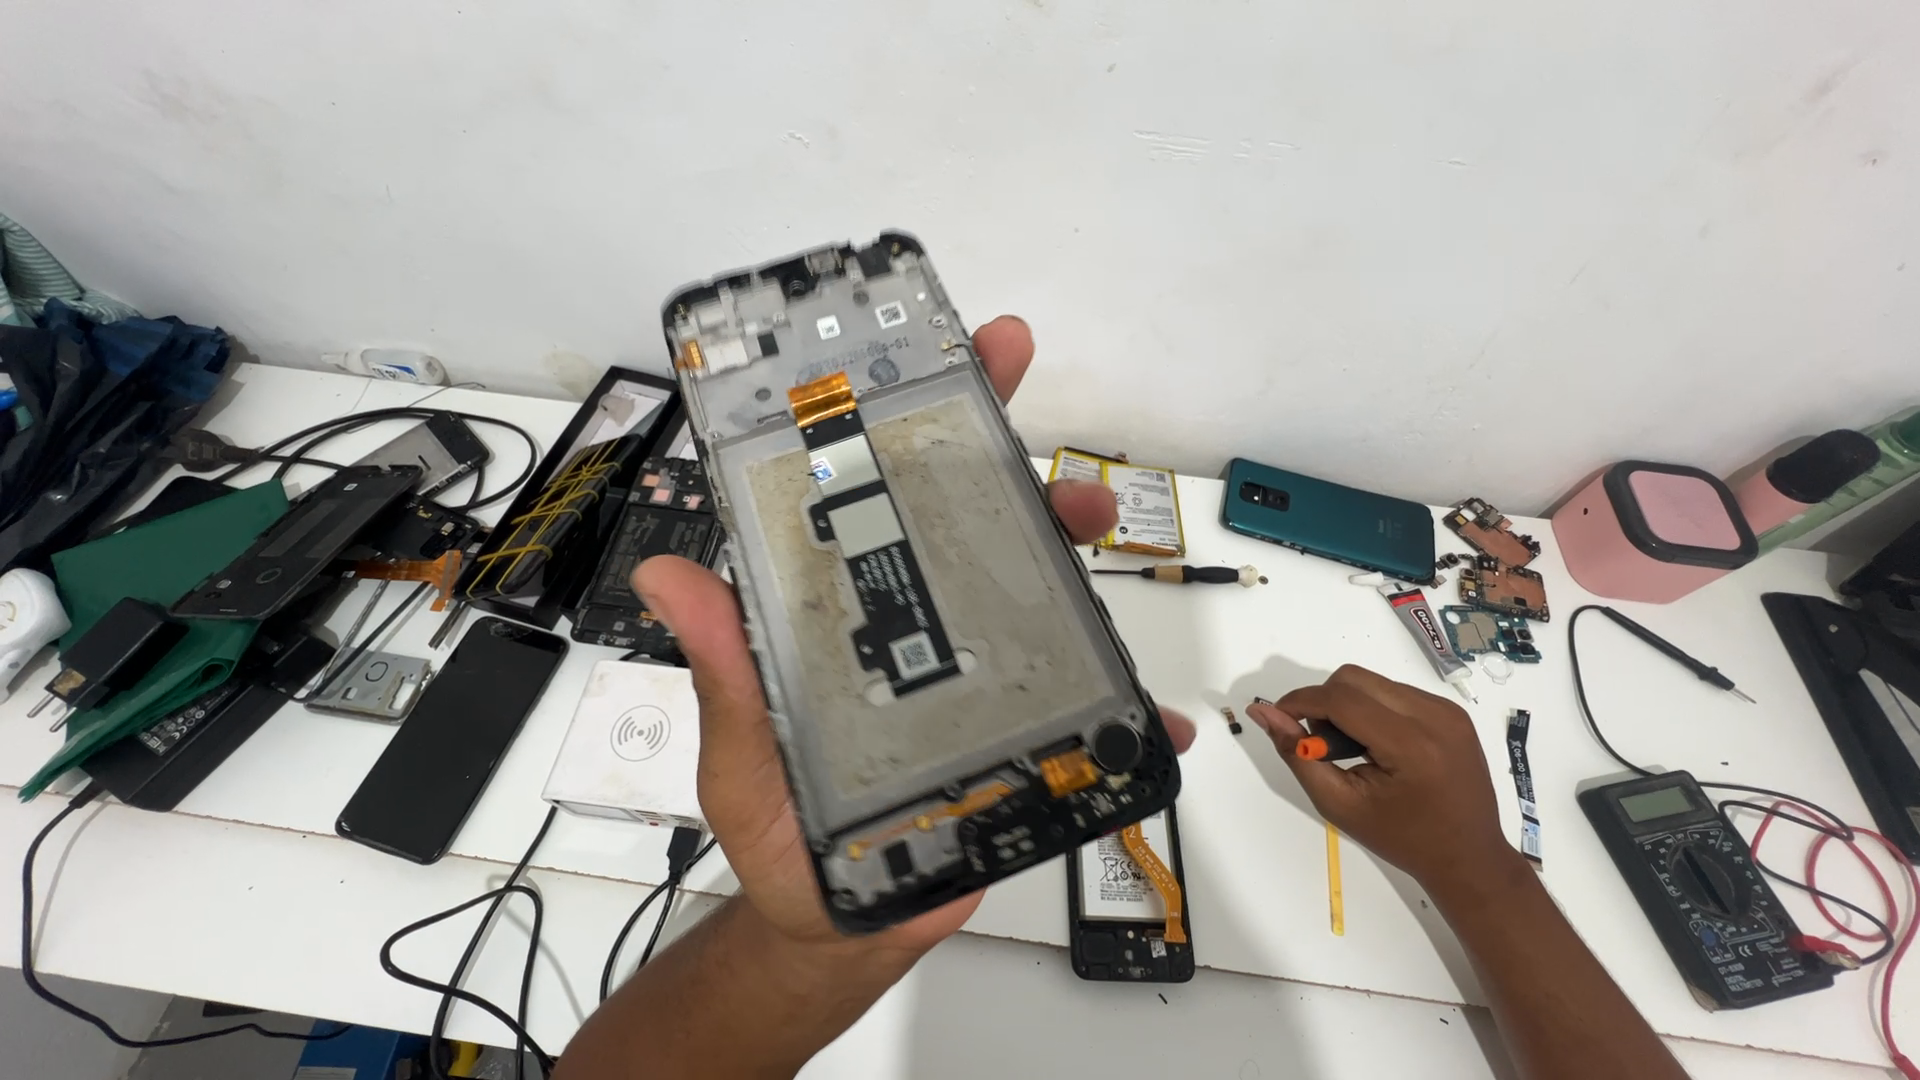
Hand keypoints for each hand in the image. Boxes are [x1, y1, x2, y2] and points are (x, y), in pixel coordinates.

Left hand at [634, 314, 1194, 964]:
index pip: (880, 500)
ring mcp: (977, 675)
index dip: (920, 423)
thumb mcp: (741, 744)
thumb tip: (670, 579)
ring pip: (1036, 593)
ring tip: (1096, 527)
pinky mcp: (1018, 736)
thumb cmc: (778, 831)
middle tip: (1056, 450)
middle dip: (1019, 470)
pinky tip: (1158, 719)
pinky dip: (1125, 713)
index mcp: (848, 611)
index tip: (961, 358)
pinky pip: (1082, 715)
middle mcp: (918, 624)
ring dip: (1073, 552)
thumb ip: (725, 668)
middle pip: (973, 527)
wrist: (835, 922)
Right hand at [1245, 665, 1515, 893]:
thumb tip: (1261, 710)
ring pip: (1371, 682)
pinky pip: (1393, 691)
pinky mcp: (1452, 712)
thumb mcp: (1337, 802)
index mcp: (1411, 746)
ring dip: (1347, 705)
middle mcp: (1435, 717)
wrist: (1468, 858)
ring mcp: (1448, 711)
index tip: (1278, 719)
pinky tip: (1376, 745)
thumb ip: (1296, 752)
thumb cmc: (1399, 838)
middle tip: (1320, 743)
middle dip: (1323, 703)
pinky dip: (1371, 708)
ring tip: (1351, 747)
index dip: (1300, 702)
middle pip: (1353, 679)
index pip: (1340, 699)